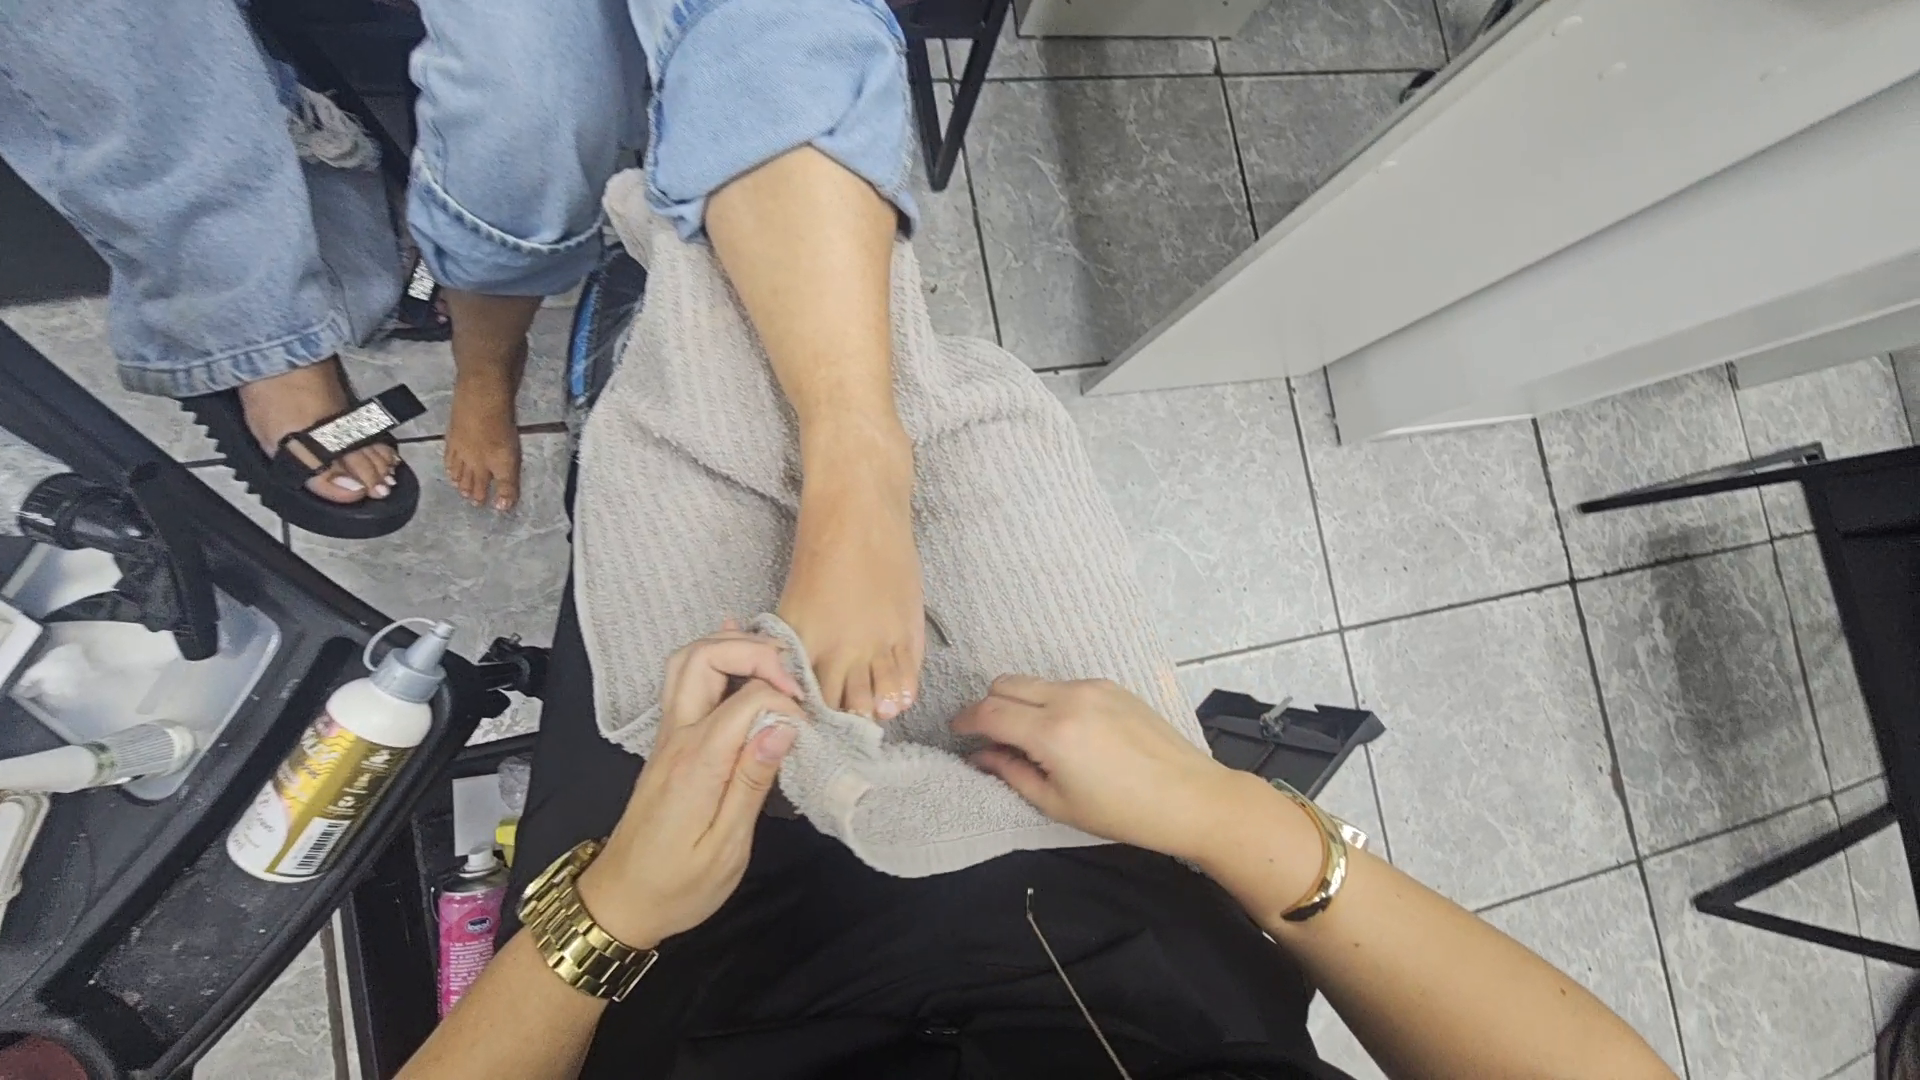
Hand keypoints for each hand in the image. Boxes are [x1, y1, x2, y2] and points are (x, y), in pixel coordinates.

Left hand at [576, 628, 804, 948]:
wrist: (618, 903)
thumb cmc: (679, 885)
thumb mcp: (726, 847)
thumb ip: (752, 782)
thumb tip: (783, 727)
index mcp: (697, 763)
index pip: (747, 699)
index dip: (785, 701)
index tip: (808, 726)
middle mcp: (678, 736)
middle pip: (705, 657)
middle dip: (754, 651)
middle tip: (791, 676)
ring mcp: (668, 733)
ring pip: (689, 659)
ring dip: (732, 645)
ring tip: (774, 659)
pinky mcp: (669, 739)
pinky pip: (684, 678)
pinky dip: (713, 652)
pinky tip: (732, 636)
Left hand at [777, 438, 924, 720]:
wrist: (859, 512)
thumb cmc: (821, 550)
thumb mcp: (794, 604)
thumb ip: (799, 647)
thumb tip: (799, 682)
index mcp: (804, 645)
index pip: (806, 704)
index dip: (811, 719)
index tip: (814, 725)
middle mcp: (840, 652)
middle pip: (842, 712)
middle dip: (843, 722)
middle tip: (844, 725)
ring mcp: (878, 645)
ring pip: (878, 703)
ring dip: (875, 710)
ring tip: (871, 712)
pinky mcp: (907, 633)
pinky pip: (907, 680)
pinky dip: (901, 694)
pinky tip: (895, 698)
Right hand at [952, 675, 1262, 862]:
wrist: (1191, 796)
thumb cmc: (1123, 812)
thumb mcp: (1058, 804)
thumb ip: (1011, 773)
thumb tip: (980, 756)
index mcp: (1051, 732)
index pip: (989, 712)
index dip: (965, 721)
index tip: (956, 733)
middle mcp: (1067, 698)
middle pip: (1005, 684)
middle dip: (987, 706)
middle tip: (989, 736)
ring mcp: (1091, 686)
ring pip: (1033, 681)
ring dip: (1019, 702)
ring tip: (1030, 738)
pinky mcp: (1111, 685)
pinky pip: (1063, 685)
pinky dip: (1049, 701)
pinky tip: (1067, 732)